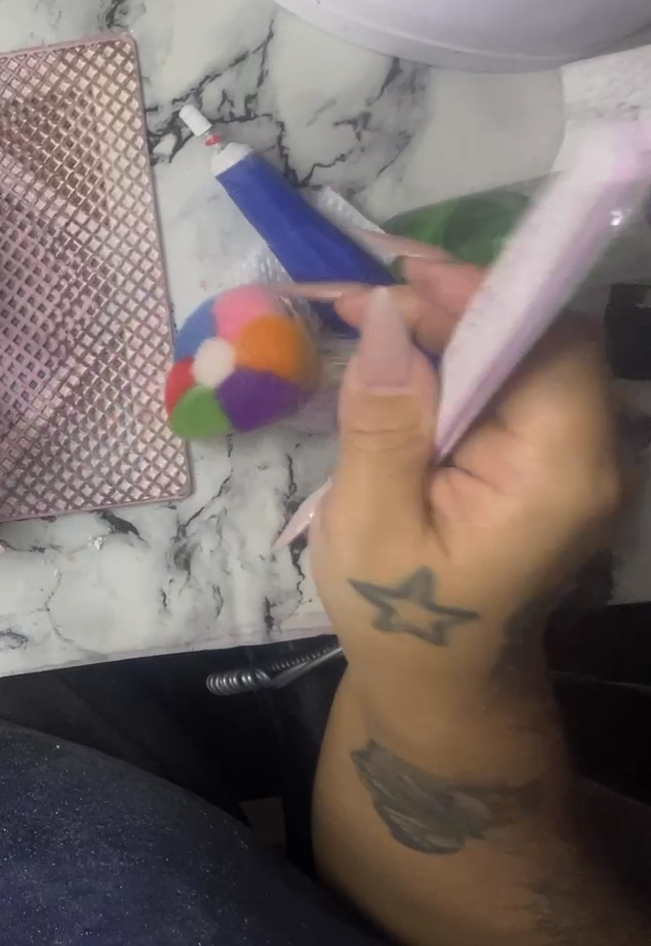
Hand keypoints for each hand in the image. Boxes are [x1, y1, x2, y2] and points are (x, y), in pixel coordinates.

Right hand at [309, 261, 622, 697]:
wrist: (433, 669)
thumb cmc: (395, 604)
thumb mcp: (372, 518)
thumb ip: (383, 424)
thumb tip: (388, 325)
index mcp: (559, 472)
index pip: (549, 352)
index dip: (483, 301)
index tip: (397, 277)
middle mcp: (584, 453)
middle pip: (540, 347)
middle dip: (455, 304)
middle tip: (361, 291)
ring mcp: (561, 456)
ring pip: (516, 361)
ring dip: (443, 326)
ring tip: (365, 310)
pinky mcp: (527, 459)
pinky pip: (495, 390)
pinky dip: (442, 359)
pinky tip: (392, 352)